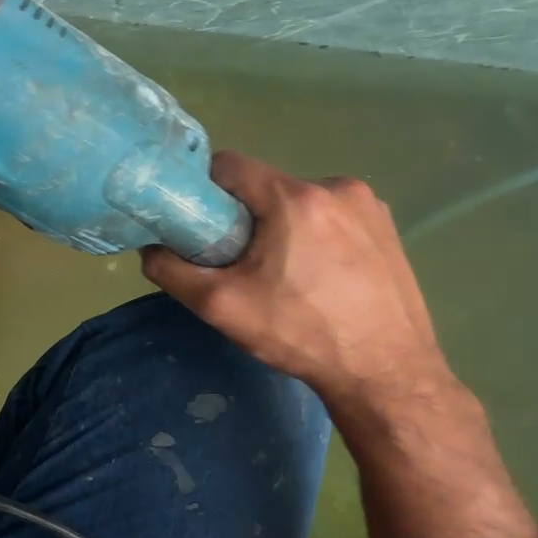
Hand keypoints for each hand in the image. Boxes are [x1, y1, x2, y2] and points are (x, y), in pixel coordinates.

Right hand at [140, 151, 458, 420]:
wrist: (387, 373)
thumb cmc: (299, 332)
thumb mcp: (215, 304)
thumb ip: (169, 269)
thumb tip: (151, 248)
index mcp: (296, 198)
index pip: (229, 165)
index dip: (200, 189)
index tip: (191, 223)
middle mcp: (338, 189)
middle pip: (262, 185)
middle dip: (237, 214)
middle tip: (228, 258)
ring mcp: (370, 207)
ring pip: (294, 201)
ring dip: (272, 226)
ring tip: (270, 272)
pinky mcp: (387, 228)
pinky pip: (326, 217)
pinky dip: (305, 235)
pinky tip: (307, 275)